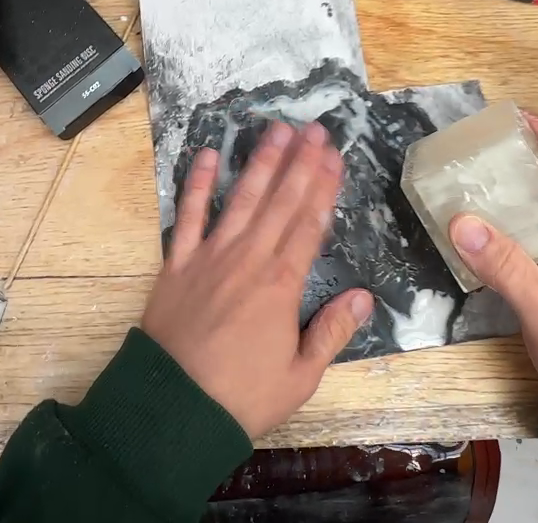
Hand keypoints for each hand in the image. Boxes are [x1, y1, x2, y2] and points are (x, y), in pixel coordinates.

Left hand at [141, 122, 374, 437]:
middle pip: (280, 200)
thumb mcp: (299, 376)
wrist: (173, 409)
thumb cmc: (241, 397)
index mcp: (281, 284)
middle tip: (314, 128)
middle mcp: (248, 258)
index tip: (335, 156)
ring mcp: (210, 255)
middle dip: (300, 162)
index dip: (324, 187)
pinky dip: (197, 184)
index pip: (309, 223)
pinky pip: (188, 215)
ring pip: (241, 198)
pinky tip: (206, 154)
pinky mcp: (177, 262)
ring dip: (260, 162)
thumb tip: (363, 297)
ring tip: (277, 129)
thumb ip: (332, 332)